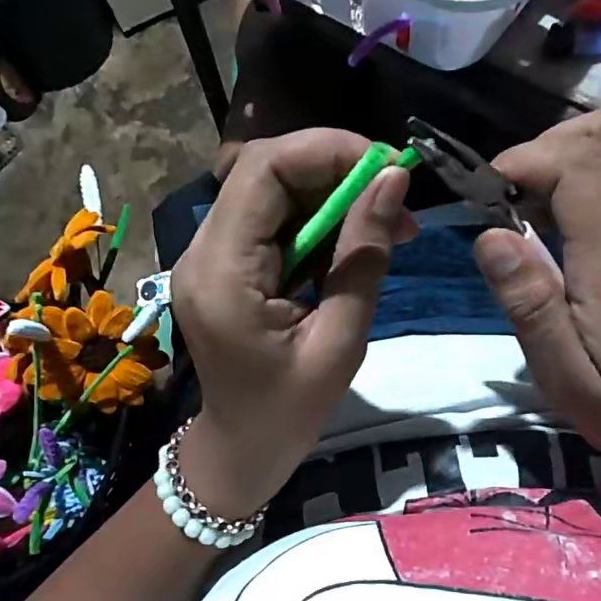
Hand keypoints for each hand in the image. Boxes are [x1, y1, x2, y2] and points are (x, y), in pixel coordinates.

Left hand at [171, 129, 416, 516]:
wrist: (241, 449)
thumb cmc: (290, 411)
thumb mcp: (340, 341)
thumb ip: (363, 257)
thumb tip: (393, 183)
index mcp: (222, 272)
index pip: (263, 170)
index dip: (327, 150)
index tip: (387, 166)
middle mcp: (204, 251)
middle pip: (265, 173)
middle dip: (336, 171)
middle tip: (396, 196)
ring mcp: (209, 257)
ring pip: (272, 193)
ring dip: (333, 195)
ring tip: (390, 223)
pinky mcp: (224, 267)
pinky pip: (272, 222)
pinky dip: (318, 221)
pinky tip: (357, 241)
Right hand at [476, 108, 600, 467]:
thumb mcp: (563, 375)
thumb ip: (529, 302)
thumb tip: (490, 236)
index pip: (581, 165)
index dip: (527, 159)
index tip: (486, 191)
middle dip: (552, 142)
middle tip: (513, 190)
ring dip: (569, 155)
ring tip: (530, 205)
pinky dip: (587, 177)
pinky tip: (560, 227)